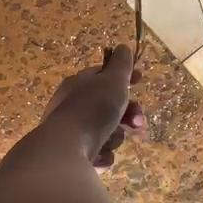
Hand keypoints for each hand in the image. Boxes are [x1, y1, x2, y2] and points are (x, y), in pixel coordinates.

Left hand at [40, 45, 145, 169]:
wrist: (63, 150)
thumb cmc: (92, 108)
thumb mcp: (113, 79)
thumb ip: (121, 63)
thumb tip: (123, 47)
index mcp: (78, 84)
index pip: (103, 75)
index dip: (124, 77)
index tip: (140, 81)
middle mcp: (71, 105)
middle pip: (109, 105)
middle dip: (129, 113)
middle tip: (137, 120)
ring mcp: (69, 131)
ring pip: (106, 129)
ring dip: (117, 134)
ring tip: (115, 140)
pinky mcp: (69, 154)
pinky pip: (96, 150)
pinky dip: (103, 153)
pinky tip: (103, 155)